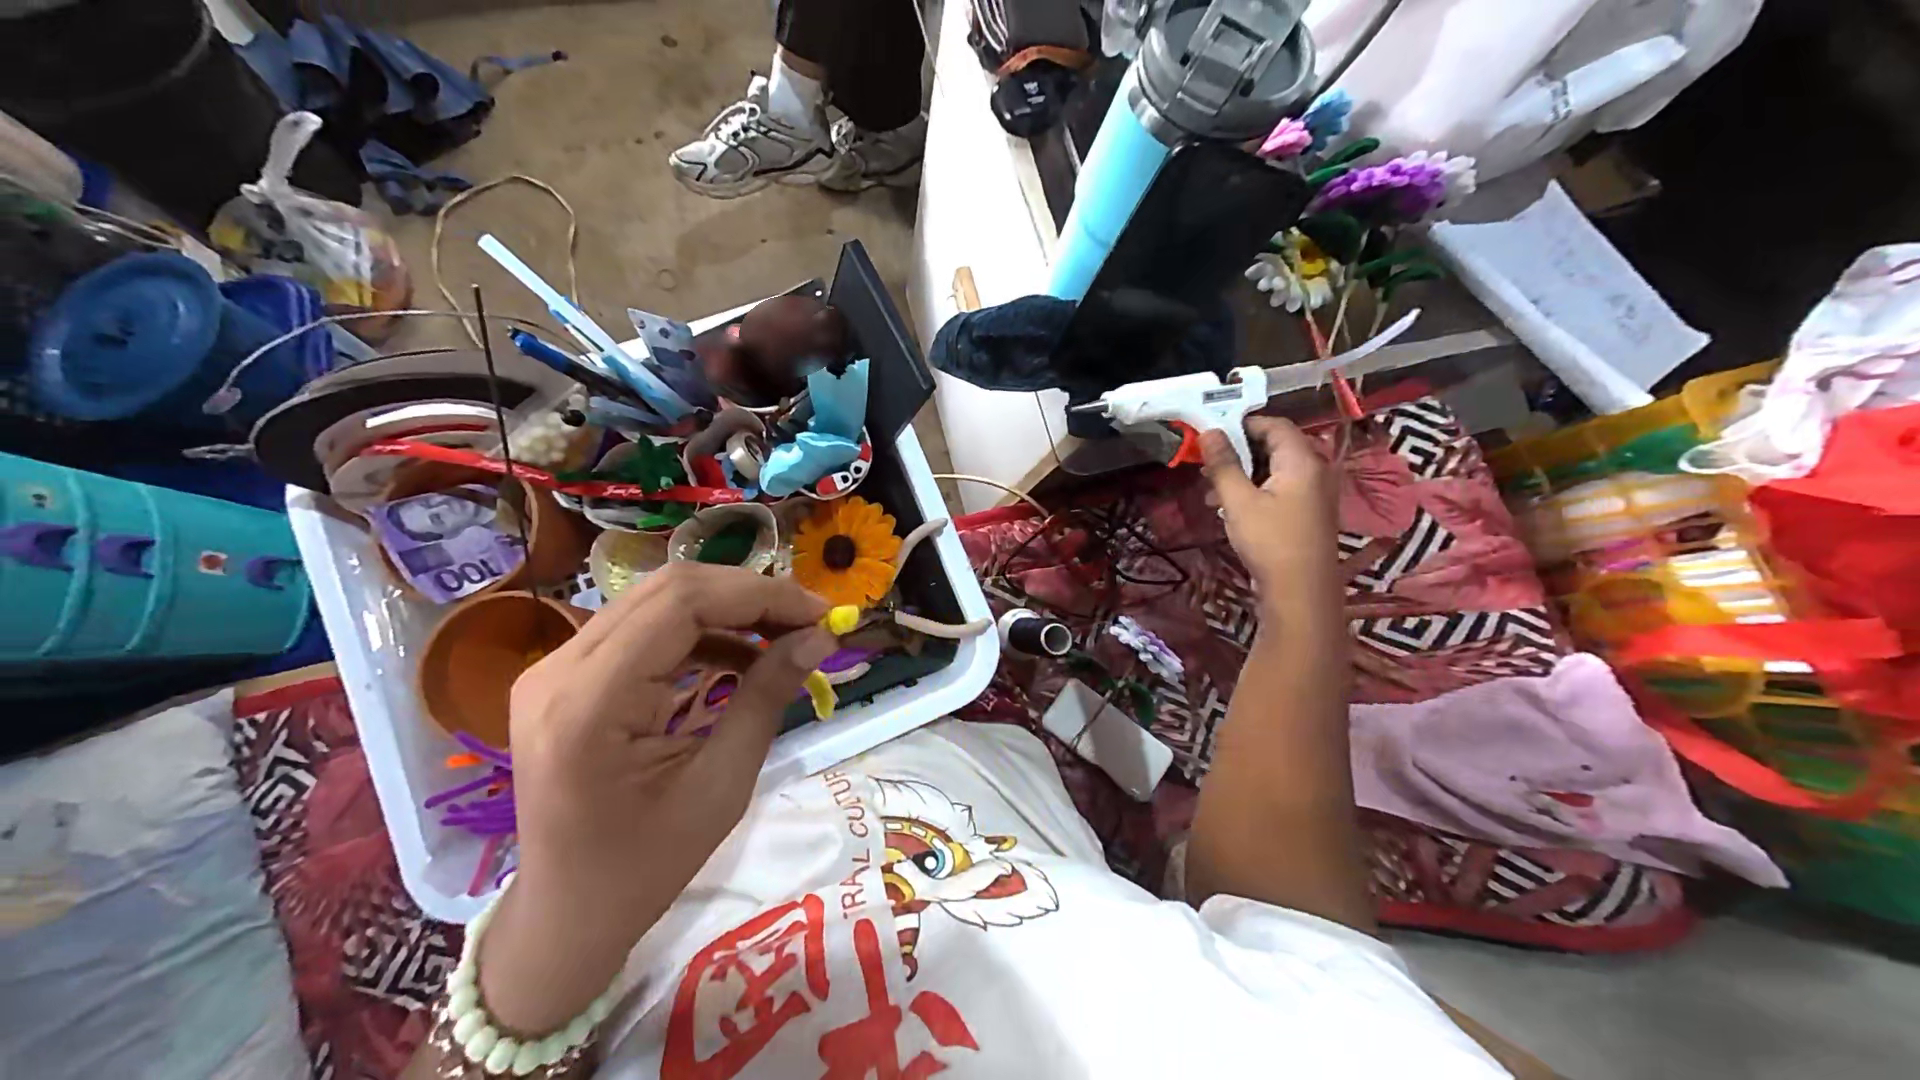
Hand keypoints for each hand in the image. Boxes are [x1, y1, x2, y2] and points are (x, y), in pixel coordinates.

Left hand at [481, 563, 834, 1032]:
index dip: (760, 595)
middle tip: (809, 619)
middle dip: (750, 595)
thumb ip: (766, 697)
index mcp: (589, 704)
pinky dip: (700, 630)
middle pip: (669, 589)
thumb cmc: (648, 867)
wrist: (568, 913)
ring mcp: (553, 667)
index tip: (820, 613)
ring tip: (784, 632)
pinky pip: (642, 627)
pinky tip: (741, 653)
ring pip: (656, 599)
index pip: (682, 604)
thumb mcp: (722, 785)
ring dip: (728, 608)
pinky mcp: (565, 674)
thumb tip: (819, 637)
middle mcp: (558, 669)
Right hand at [1199, 417, 1338, 608]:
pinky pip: (1279, 489)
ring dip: (1243, 473)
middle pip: (1276, 446)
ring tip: (1211, 489)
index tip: (1212, 434)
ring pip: (1274, 470)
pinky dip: (1254, 490)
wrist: (1300, 593)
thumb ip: (1224, 464)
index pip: (1275, 424)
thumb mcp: (1238, 501)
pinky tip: (1228, 507)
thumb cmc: (1270, 542)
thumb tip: (1210, 432)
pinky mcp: (1306, 514)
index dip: (1244, 423)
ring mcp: (1313, 494)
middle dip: (1239, 451)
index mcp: (1302, 461)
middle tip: (1207, 463)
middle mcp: (1314, 471)